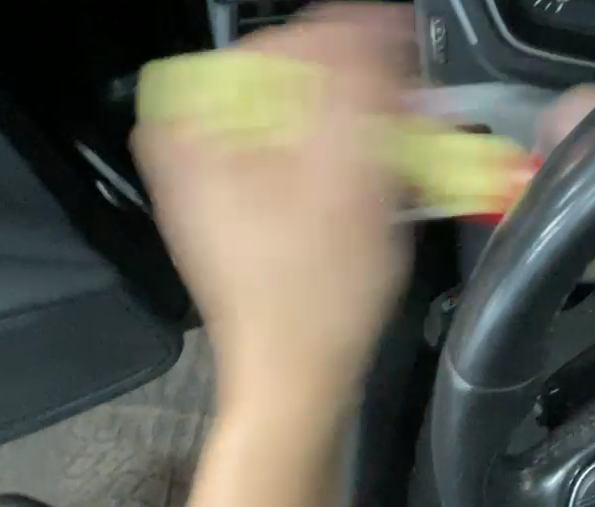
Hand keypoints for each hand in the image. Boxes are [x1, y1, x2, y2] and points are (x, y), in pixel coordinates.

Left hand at [132, 7, 410, 417]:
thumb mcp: (346, 184)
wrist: (295, 384)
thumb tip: (375, 28)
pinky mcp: (243, 219)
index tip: (402, 88)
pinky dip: (335, 173)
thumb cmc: (312, 306)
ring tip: (386, 176)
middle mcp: (192, 148)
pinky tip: (360, 206)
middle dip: (356, 103)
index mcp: (194, 127)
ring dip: (352, 139)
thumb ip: (358, 90)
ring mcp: (215, 186)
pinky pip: (296, 167)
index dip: (354, 57)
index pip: (282, 42)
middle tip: (401, 136)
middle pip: (289, 85)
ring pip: (297, 126)